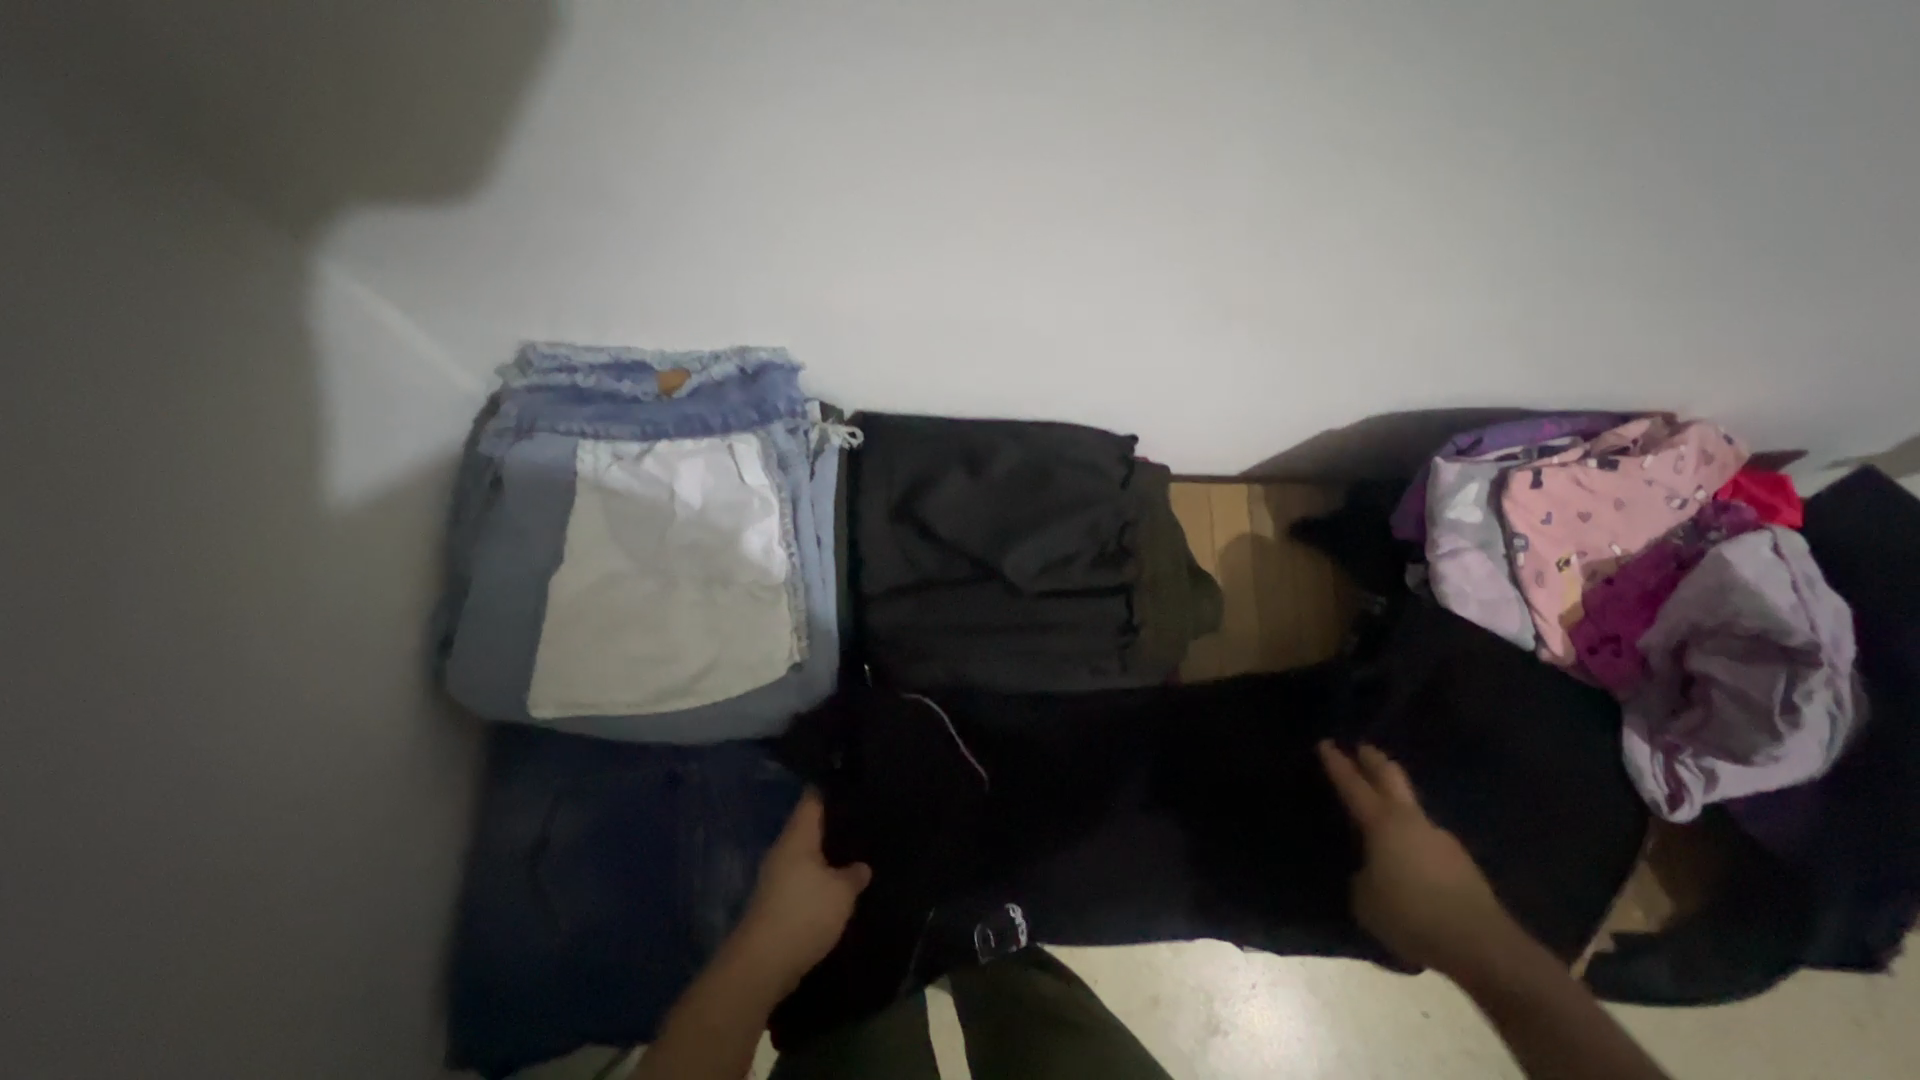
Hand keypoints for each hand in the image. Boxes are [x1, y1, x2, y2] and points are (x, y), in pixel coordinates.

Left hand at [728, 790, 871, 994]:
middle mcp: (783, 851)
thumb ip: (854, 875)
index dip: (830, 789)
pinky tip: (838, 884)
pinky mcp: (776, 903)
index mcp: (797, 838)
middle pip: (808, 828)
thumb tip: (861, 866)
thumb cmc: (804, 914)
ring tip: (856, 851)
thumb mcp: (841, 892)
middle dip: (832, 824)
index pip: (812, 800)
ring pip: (805, 856)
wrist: (763, 964)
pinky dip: (819, 879)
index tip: (852, 783)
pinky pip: (802, 879)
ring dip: (826, 855)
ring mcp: (776, 878)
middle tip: (863, 819)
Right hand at [1318, 741, 1519, 978]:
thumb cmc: (1410, 915)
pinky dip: (1411, 837)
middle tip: (1363, 748)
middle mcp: (1412, 822)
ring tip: (1381, 810)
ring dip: (1396, 803)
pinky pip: (1427, 841)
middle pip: (1392, 779)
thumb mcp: (1365, 900)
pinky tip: (1406, 857)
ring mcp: (1442, 840)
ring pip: (1413, 810)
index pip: (1353, 785)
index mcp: (1383, 823)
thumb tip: (1370, 872)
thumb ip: (1362, 877)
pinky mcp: (1461, 864)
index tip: (1326, 743)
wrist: (1479, 945)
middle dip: (1375, 762)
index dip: (1337, 764)